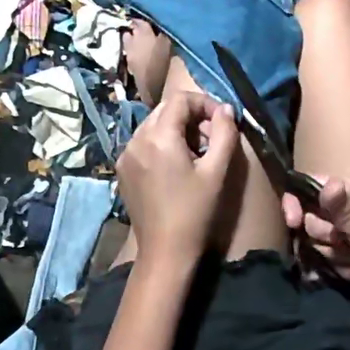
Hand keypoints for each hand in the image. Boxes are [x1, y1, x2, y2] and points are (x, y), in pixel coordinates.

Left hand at [117, 92, 238, 267]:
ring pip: (153, 125)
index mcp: (159, 136)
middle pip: (165, 110)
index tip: (223, 121)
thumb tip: (226, 110)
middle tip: (212, 139)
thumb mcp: (216, 171)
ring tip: (197, 154)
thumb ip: (225, 134)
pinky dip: (162, 144)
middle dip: (192, 116)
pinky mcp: (123, 170)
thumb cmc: (195, 211)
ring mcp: (125, 155)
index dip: (205, 103)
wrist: (165, 250)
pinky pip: (144, 143)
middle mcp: (136, 139)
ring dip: (177, 130)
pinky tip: (177, 166)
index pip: (181, 99)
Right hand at [281, 174, 349, 299]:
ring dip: (338, 258)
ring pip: (319, 242)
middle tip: (349, 248)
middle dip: (327, 241)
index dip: (296, 204)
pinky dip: (344, 267)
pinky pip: (330, 257)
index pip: (309, 184)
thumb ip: (347, 210)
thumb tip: (327, 183)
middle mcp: (349, 202)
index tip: (293, 224)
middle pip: (311, 218)